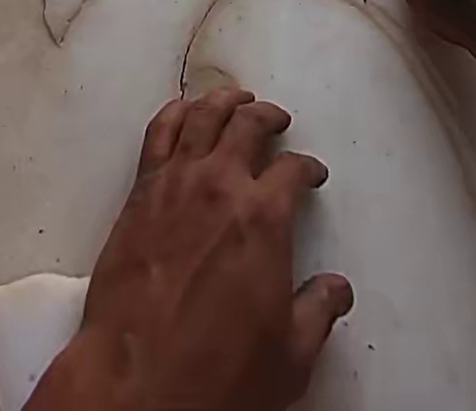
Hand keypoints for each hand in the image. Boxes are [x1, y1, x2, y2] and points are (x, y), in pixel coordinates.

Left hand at [28, 88, 352, 410]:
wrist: (137, 378)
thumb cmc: (218, 371)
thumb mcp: (290, 354)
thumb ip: (318, 310)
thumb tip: (338, 289)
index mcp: (263, 218)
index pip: (293, 171)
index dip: (308, 167)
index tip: (312, 172)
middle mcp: (220, 184)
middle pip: (248, 125)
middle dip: (269, 116)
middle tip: (277, 118)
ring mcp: (177, 181)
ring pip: (203, 117)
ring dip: (224, 100)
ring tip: (237, 97)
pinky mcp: (142, 188)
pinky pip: (159, 132)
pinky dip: (174, 112)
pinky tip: (183, 109)